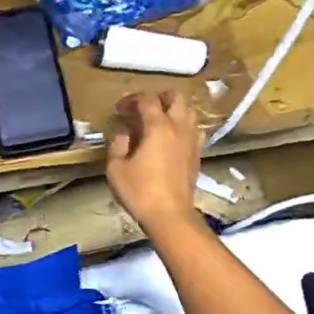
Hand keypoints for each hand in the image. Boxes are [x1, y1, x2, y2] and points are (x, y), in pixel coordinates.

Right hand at [107, 91, 203, 236]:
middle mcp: (179, 127)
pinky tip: (171, 139)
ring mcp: (192, 140)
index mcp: (158, 127)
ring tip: (158, 122)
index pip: (146, 100)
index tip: (119, 110)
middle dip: (159, 97)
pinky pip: (194, 130)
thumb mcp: (116, 168)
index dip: (131, 100)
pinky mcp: (198, 154)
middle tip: (144, 109)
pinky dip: (183, 127)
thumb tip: (124, 132)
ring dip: (174, 110)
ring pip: (190, 111)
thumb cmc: (139, 191)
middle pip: (177, 97)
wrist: (170, 215)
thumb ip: (118, 144)